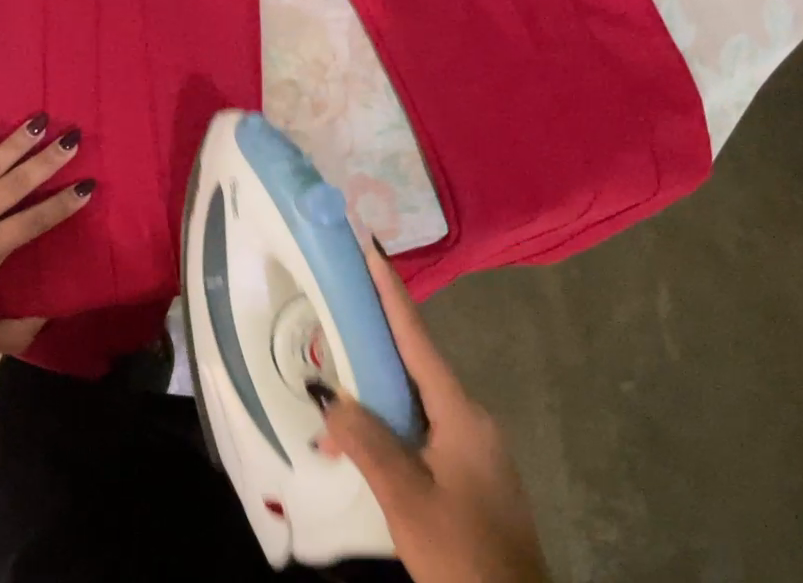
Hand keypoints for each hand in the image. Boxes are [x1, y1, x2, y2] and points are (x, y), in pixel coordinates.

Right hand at [314, 233, 549, 582]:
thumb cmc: (462, 551)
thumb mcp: (405, 497)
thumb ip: (365, 440)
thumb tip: (327, 395)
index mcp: (461, 415)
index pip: (417, 340)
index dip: (391, 294)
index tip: (372, 250)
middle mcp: (472, 419)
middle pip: (414, 365)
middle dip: (372, 339)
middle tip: (333, 309)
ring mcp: (474, 447)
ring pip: (414, 400)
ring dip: (374, 390)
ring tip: (333, 379)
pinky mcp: (469, 472)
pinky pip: (421, 427)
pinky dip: (388, 420)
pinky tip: (362, 434)